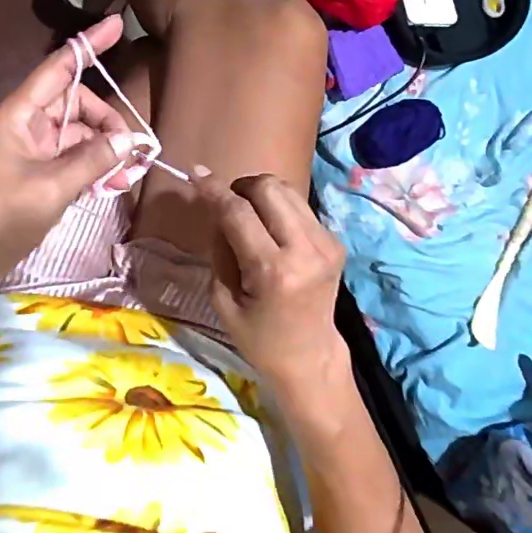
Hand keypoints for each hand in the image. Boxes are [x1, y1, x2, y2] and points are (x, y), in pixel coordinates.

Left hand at [0, 16, 136, 278]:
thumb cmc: (0, 218)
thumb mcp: (52, 189)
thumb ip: (93, 159)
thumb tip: (128, 141)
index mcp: (17, 115)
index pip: (58, 68)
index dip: (89, 45)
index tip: (118, 24)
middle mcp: (21, 122)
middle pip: (74, 103)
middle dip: (106, 123)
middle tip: (133, 151)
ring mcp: (25, 146)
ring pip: (74, 132)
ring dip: (102, 150)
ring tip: (125, 176)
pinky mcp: (29, 168)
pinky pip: (66, 155)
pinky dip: (88, 166)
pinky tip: (110, 186)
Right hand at [203, 174, 351, 394]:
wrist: (310, 357)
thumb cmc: (259, 337)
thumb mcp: (223, 299)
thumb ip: (220, 248)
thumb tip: (217, 207)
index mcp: (273, 271)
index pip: (238, 213)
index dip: (214, 190)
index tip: (197, 175)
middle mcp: (305, 250)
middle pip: (268, 188)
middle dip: (241, 187)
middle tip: (228, 205)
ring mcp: (326, 244)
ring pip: (286, 190)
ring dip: (261, 194)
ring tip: (249, 216)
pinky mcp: (335, 242)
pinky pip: (299, 206)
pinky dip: (278, 208)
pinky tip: (271, 231)